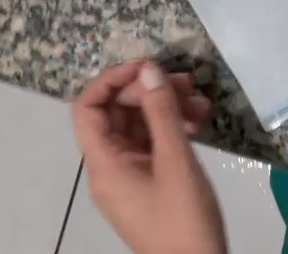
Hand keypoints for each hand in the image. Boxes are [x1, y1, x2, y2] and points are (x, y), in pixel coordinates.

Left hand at [71, 61, 225, 253]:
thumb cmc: (182, 220)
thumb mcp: (175, 161)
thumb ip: (160, 112)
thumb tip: (148, 69)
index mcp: (104, 165)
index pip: (87, 109)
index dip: (112, 80)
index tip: (146, 67)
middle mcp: (109, 168)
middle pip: (116, 113)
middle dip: (148, 91)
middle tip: (185, 82)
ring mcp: (129, 177)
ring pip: (138, 126)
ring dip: (166, 107)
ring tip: (200, 102)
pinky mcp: (149, 184)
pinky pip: (153, 143)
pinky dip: (172, 127)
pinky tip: (199, 122)